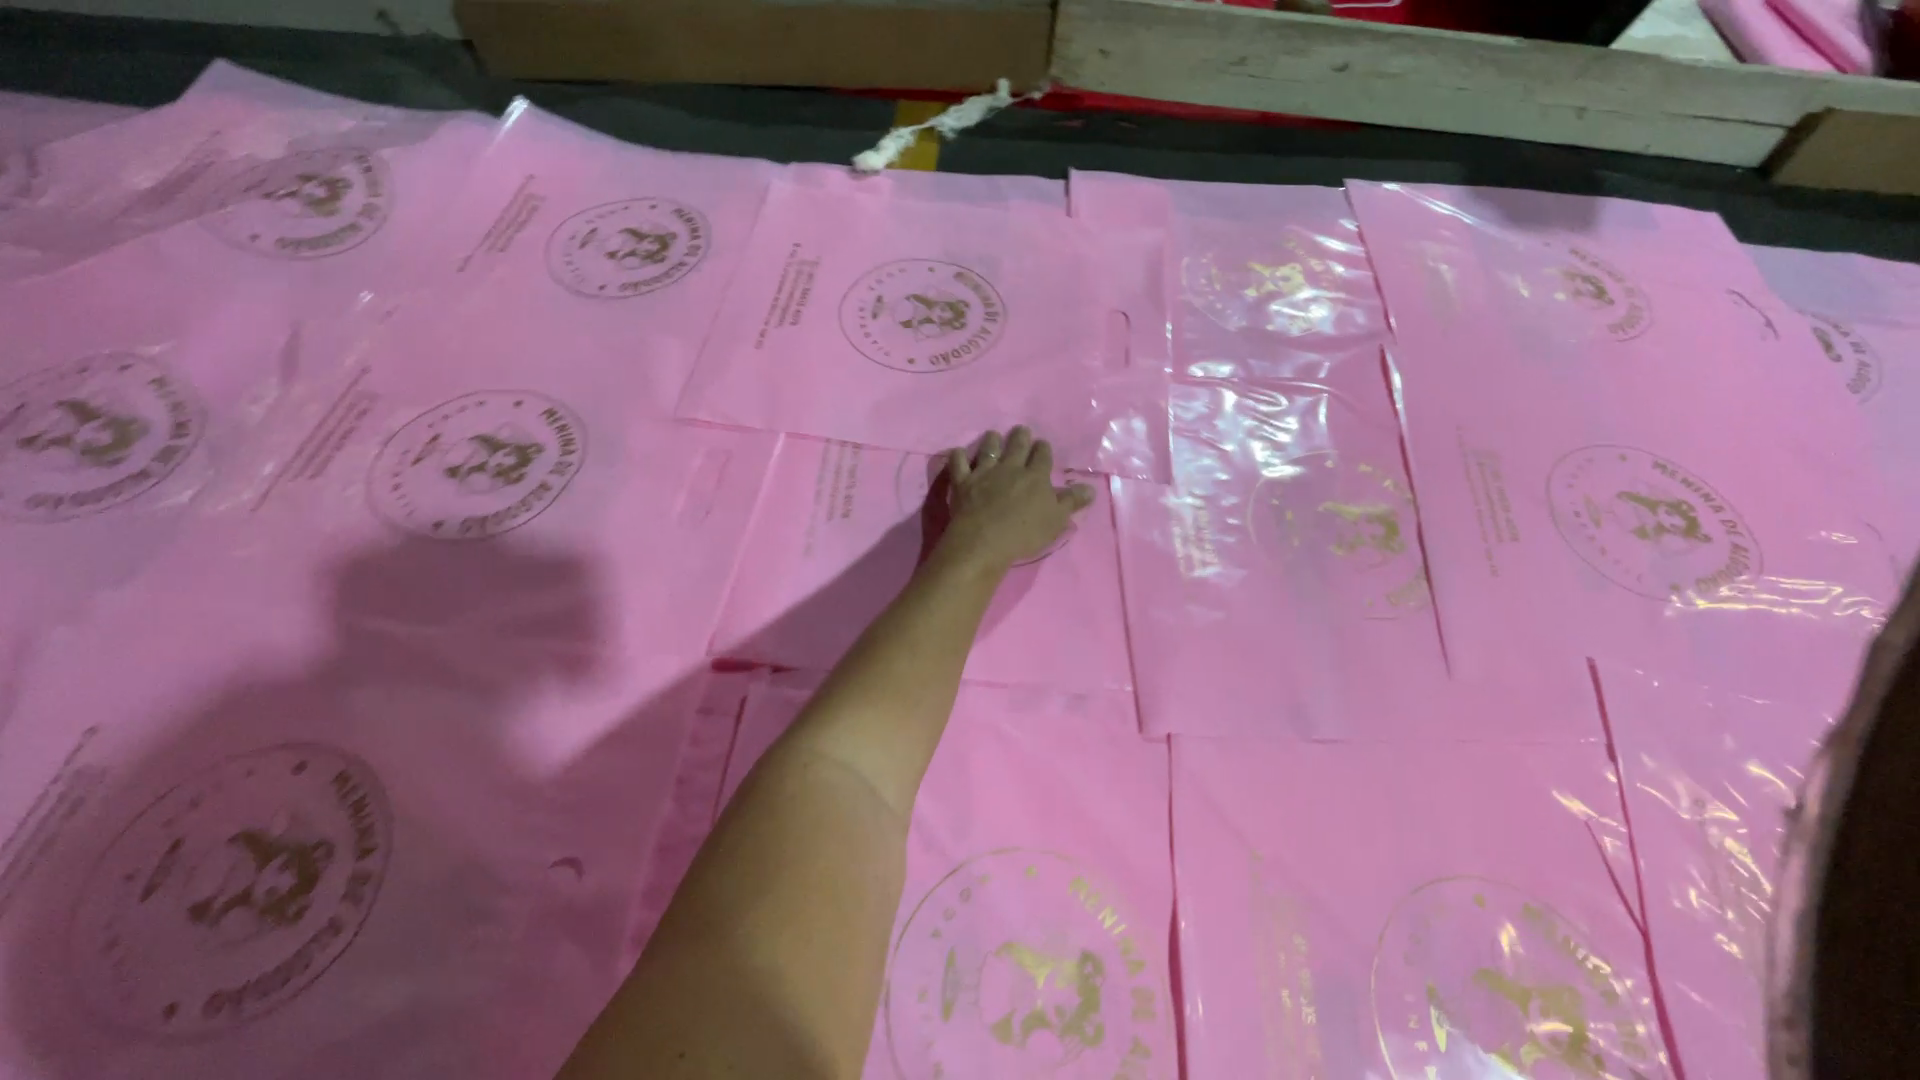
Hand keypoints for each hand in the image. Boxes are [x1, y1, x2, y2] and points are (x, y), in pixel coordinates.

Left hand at [930, 427, 1095, 573]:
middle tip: (1021, 431)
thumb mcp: (1056, 519)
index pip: (1042, 455)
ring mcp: (984, 472)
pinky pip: (958, 463)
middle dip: (1020, 436)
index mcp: (1035, 476)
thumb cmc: (1025, 533)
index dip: (1043, 448)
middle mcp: (1010, 468)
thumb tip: (1090, 488)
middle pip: (1017, 445)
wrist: (986, 540)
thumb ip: (1072, 501)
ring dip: (992, 440)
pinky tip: (959, 453)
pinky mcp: (963, 481)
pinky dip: (958, 456)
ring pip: (989, 449)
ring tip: (993, 435)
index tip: (1042, 445)